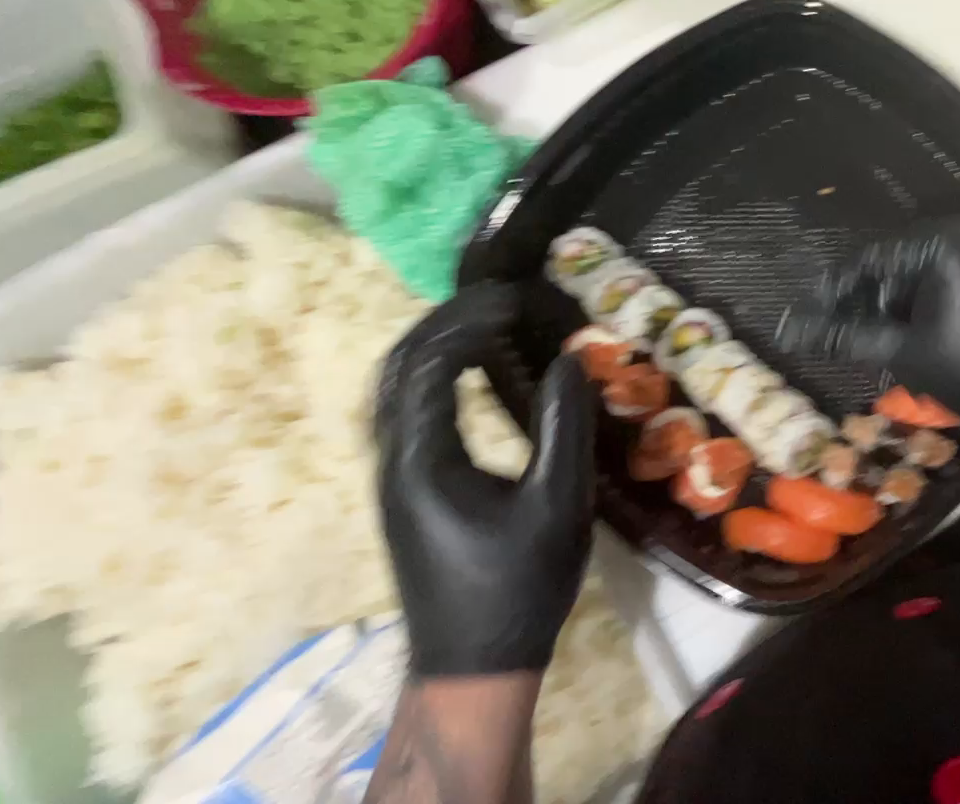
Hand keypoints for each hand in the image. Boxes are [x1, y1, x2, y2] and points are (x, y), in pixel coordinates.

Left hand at [376, 283, 595, 675]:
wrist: (473, 659)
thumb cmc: (521, 582)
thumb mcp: (557, 502)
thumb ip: (562, 426)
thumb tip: (569, 358)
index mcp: (422, 458)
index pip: (430, 364)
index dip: (470, 321)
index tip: (518, 300)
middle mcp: (391, 459)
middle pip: (398, 367)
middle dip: (445, 321)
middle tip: (500, 300)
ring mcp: (390, 475)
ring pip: (393, 388)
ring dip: (433, 344)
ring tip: (486, 323)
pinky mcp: (402, 488)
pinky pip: (403, 409)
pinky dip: (432, 375)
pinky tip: (468, 374)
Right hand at [777, 214, 959, 473]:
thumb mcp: (912, 355)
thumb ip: (850, 336)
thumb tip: (790, 329)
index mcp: (943, 240)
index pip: (869, 258)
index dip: (837, 293)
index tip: (814, 324)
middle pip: (898, 265)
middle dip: (872, 306)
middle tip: (854, 346)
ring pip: (927, 277)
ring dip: (903, 313)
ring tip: (891, 355)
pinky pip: (956, 283)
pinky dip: (934, 311)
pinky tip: (928, 348)